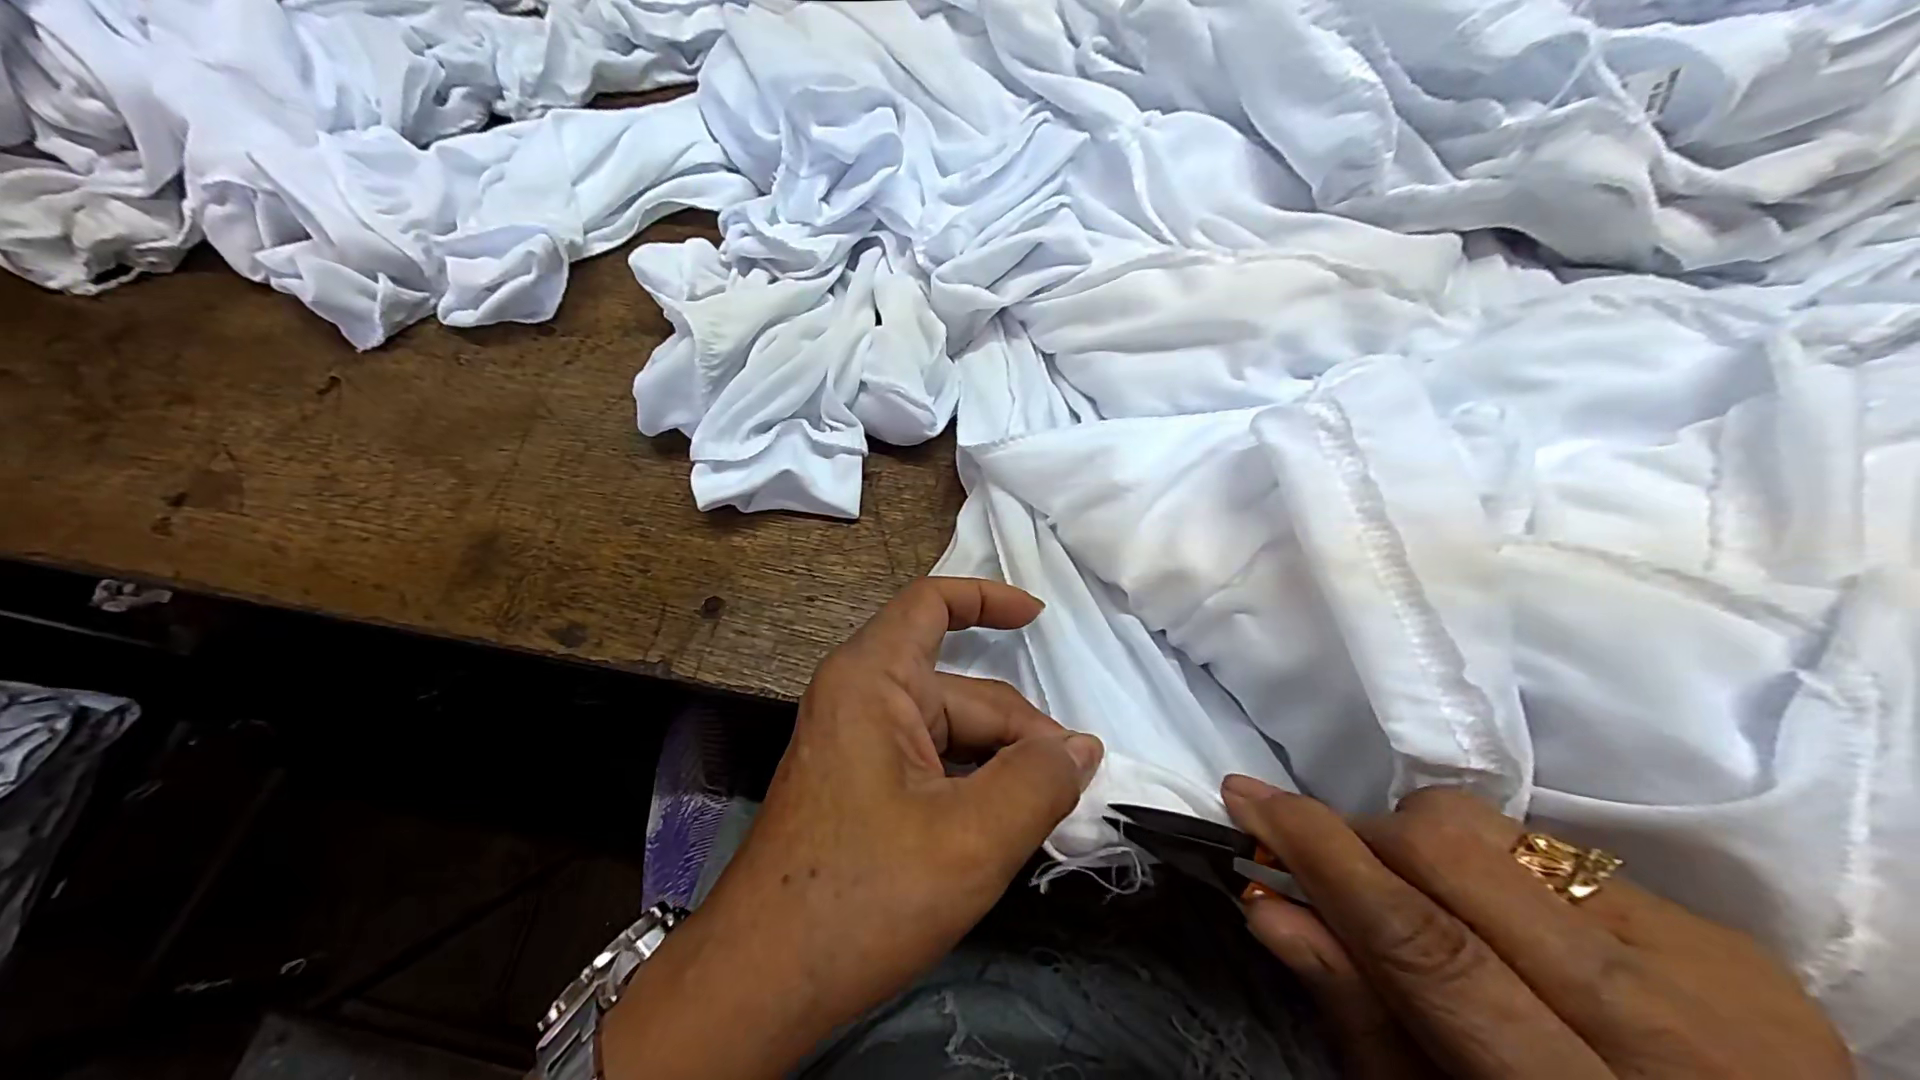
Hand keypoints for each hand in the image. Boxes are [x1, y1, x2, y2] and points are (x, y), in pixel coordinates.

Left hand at [603, 578, 1101, 1079]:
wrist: (759, 984)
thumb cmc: (862, 895)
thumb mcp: (971, 838)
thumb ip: (1038, 781)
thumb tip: (1080, 748)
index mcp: (872, 681)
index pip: (931, 604)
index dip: (988, 598)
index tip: (1039, 617)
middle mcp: (860, 701)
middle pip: (961, 692)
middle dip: (1019, 734)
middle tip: (1072, 787)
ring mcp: (856, 748)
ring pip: (950, 737)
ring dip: (999, 768)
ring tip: (1044, 814)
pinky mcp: (857, 790)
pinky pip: (929, 768)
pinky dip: (971, 788)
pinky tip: (999, 829)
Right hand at [1221, 777, 1851, 1078]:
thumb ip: (1361, 1017)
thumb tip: (1268, 906)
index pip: (1427, 945)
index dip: (1326, 861)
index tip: (1247, 798)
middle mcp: (1669, 1027)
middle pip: (1460, 856)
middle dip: (1362, 835)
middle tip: (1325, 861)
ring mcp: (1713, 971)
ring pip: (1503, 831)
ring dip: (1422, 846)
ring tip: (1417, 895)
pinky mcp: (1730, 941)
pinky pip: (1557, 853)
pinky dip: (1493, 868)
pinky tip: (1505, 921)